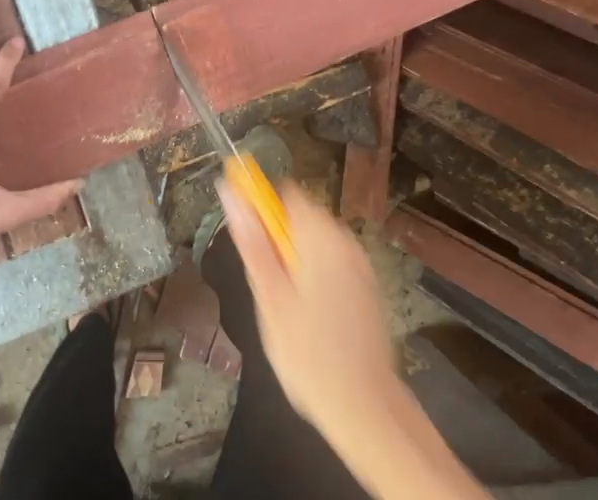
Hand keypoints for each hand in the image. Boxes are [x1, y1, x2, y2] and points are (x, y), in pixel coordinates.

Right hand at [220, 183, 395, 432]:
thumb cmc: (307, 353)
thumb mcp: (269, 297)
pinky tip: (310, 315)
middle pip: (302, 217)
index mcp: (320, 237)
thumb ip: (252, 242)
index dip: (261, 209)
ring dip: (297, 260)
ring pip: (317, 242)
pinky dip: (317, 275)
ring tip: (286, 306)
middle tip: (267, 287)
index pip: (286, 194)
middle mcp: (345, 241)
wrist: (362, 404)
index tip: (246, 238)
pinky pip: (333, 263)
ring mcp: (360, 264)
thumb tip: (229, 192)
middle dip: (279, 241)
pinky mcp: (368, 285)